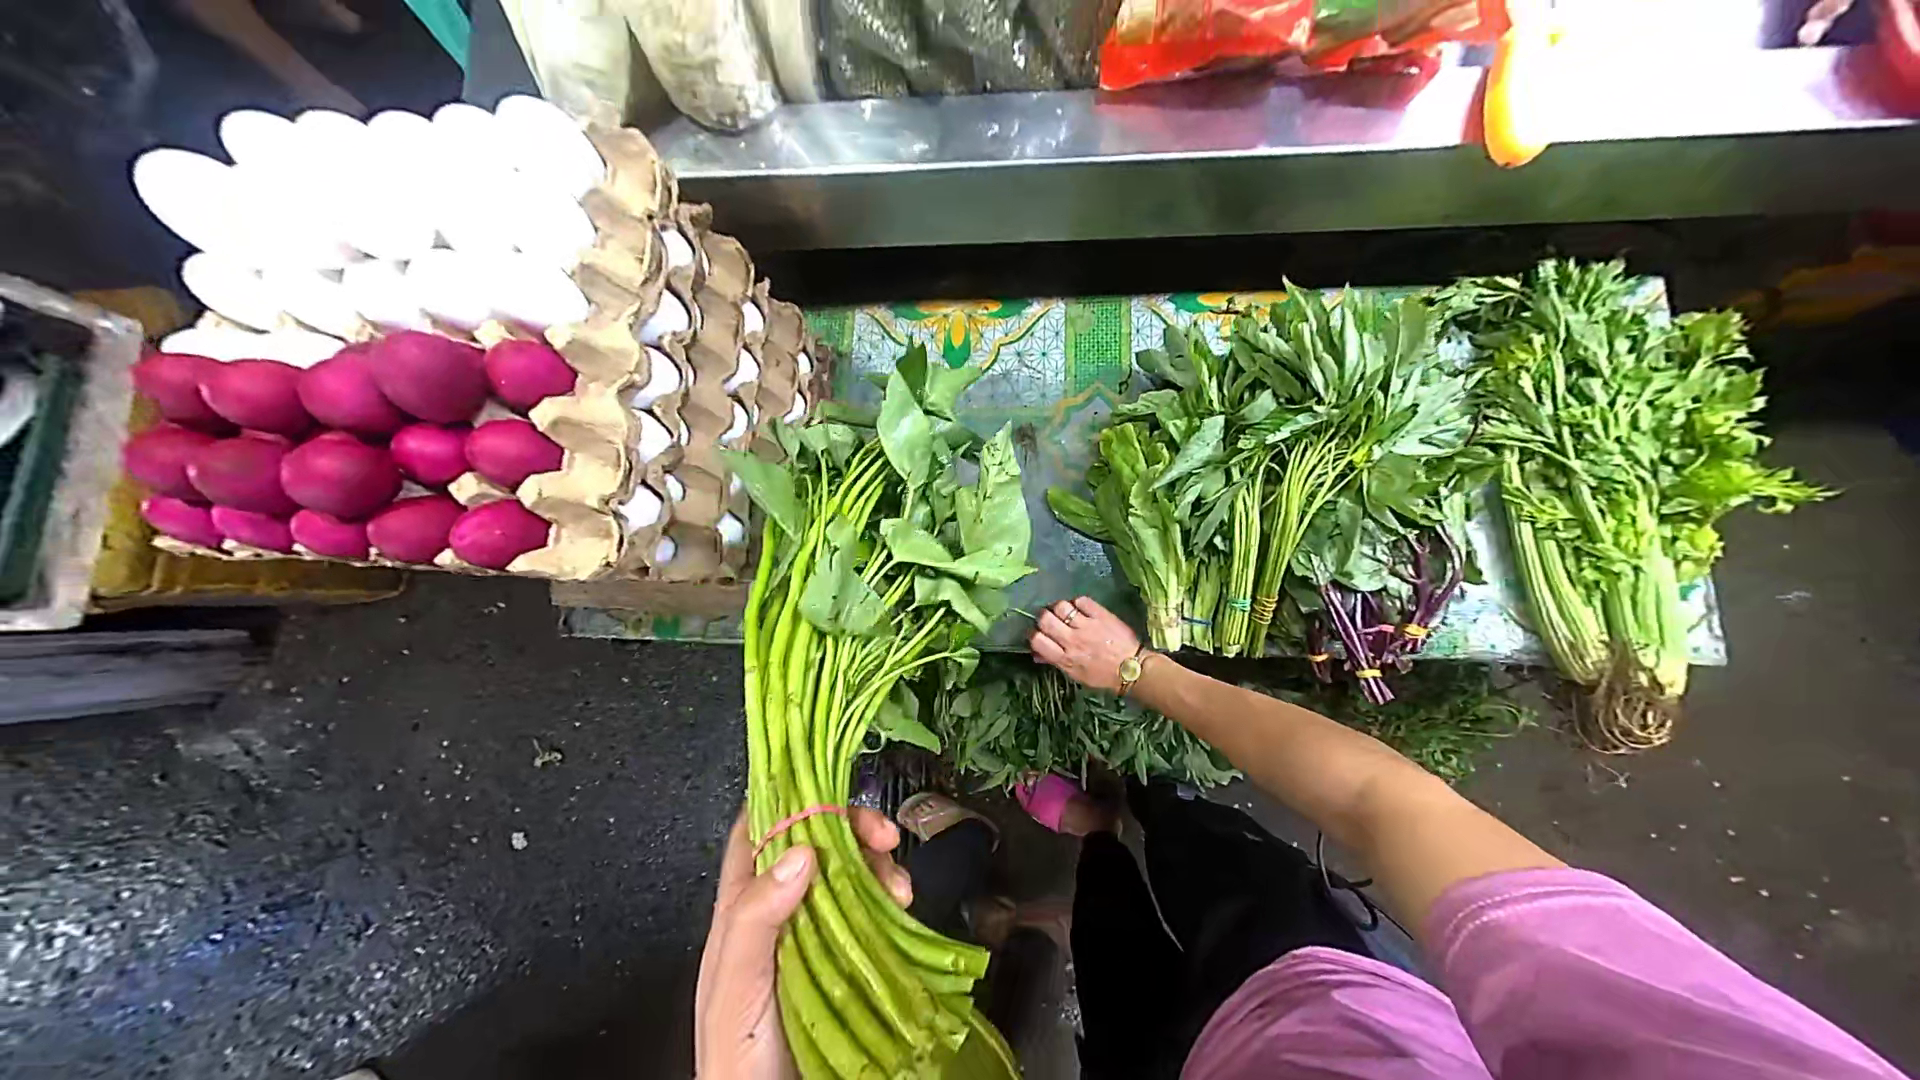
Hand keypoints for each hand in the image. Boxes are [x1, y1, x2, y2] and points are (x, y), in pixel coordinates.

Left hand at [694, 806, 911, 1078]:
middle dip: (852, 827)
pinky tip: (902, 904)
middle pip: (816, 842)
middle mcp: (781, 906)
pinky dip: (891, 896)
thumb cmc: (736, 1054)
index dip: (789, 798)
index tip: (827, 784)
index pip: (761, 828)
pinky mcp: (848, 952)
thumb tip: (801, 850)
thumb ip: (755, 917)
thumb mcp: (734, 983)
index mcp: (745, 903)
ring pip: (849, 870)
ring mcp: (816, 928)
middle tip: (883, 834)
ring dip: (878, 863)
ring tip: (899, 884)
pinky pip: (872, 908)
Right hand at [1029, 596, 1140, 693]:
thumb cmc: (1101, 675)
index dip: (1033, 634)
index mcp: (1065, 658)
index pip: (1037, 640)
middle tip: (1048, 619)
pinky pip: (1081, 600)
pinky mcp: (1100, 615)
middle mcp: (1072, 640)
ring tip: (1063, 612)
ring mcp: (1087, 626)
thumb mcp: (1075, 674)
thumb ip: (1054, 661)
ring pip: (1061, 607)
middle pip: (1045, 619)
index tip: (1037, 633)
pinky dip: (1076, 602)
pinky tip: (1079, 608)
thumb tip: (1036, 653)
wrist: (1131, 668)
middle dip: (1042, 617)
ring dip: (1058, 608)